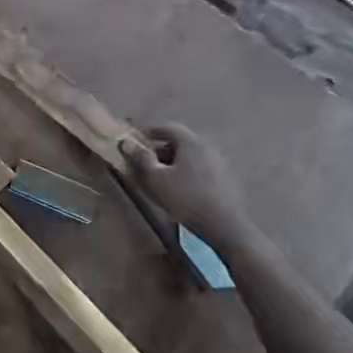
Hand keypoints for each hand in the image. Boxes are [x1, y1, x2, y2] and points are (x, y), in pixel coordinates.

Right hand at [120, 123, 247, 237]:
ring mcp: (219, 163)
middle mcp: (207, 147)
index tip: (135, 140)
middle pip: (179, 142)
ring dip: (173, 163)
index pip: (167, 127)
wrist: (224, 226)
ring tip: (159, 178)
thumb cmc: (186, 198)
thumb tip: (126, 142)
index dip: (148, 131)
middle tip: (144, 161)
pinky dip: (186, 173)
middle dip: (159, 150)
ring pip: (190, 157)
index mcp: (191, 142)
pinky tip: (179, 189)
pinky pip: (200, 169)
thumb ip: (141, 158)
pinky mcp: (225, 180)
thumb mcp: (156, 179)